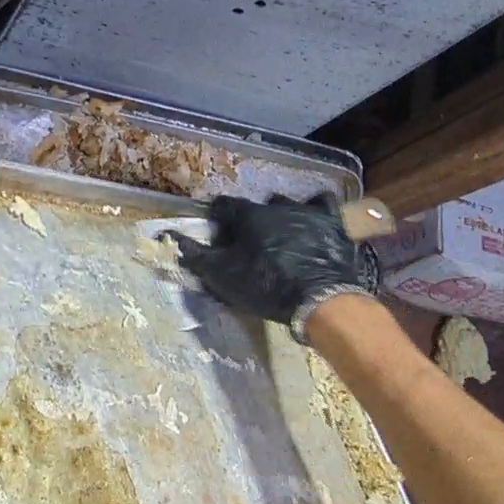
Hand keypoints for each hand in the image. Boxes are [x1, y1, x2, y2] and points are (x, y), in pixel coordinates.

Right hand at [167, 194, 371, 325]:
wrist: (320, 299)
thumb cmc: (265, 285)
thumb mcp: (221, 275)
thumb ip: (195, 254)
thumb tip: (167, 234)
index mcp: (249, 215)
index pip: (225, 205)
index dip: (218, 217)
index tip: (216, 229)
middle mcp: (278, 207)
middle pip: (260, 205)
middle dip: (254, 217)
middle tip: (253, 239)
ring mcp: (310, 213)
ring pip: (293, 203)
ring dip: (286, 214)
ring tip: (285, 232)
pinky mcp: (335, 225)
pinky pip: (327, 207)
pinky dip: (320, 213)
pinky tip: (318, 224)